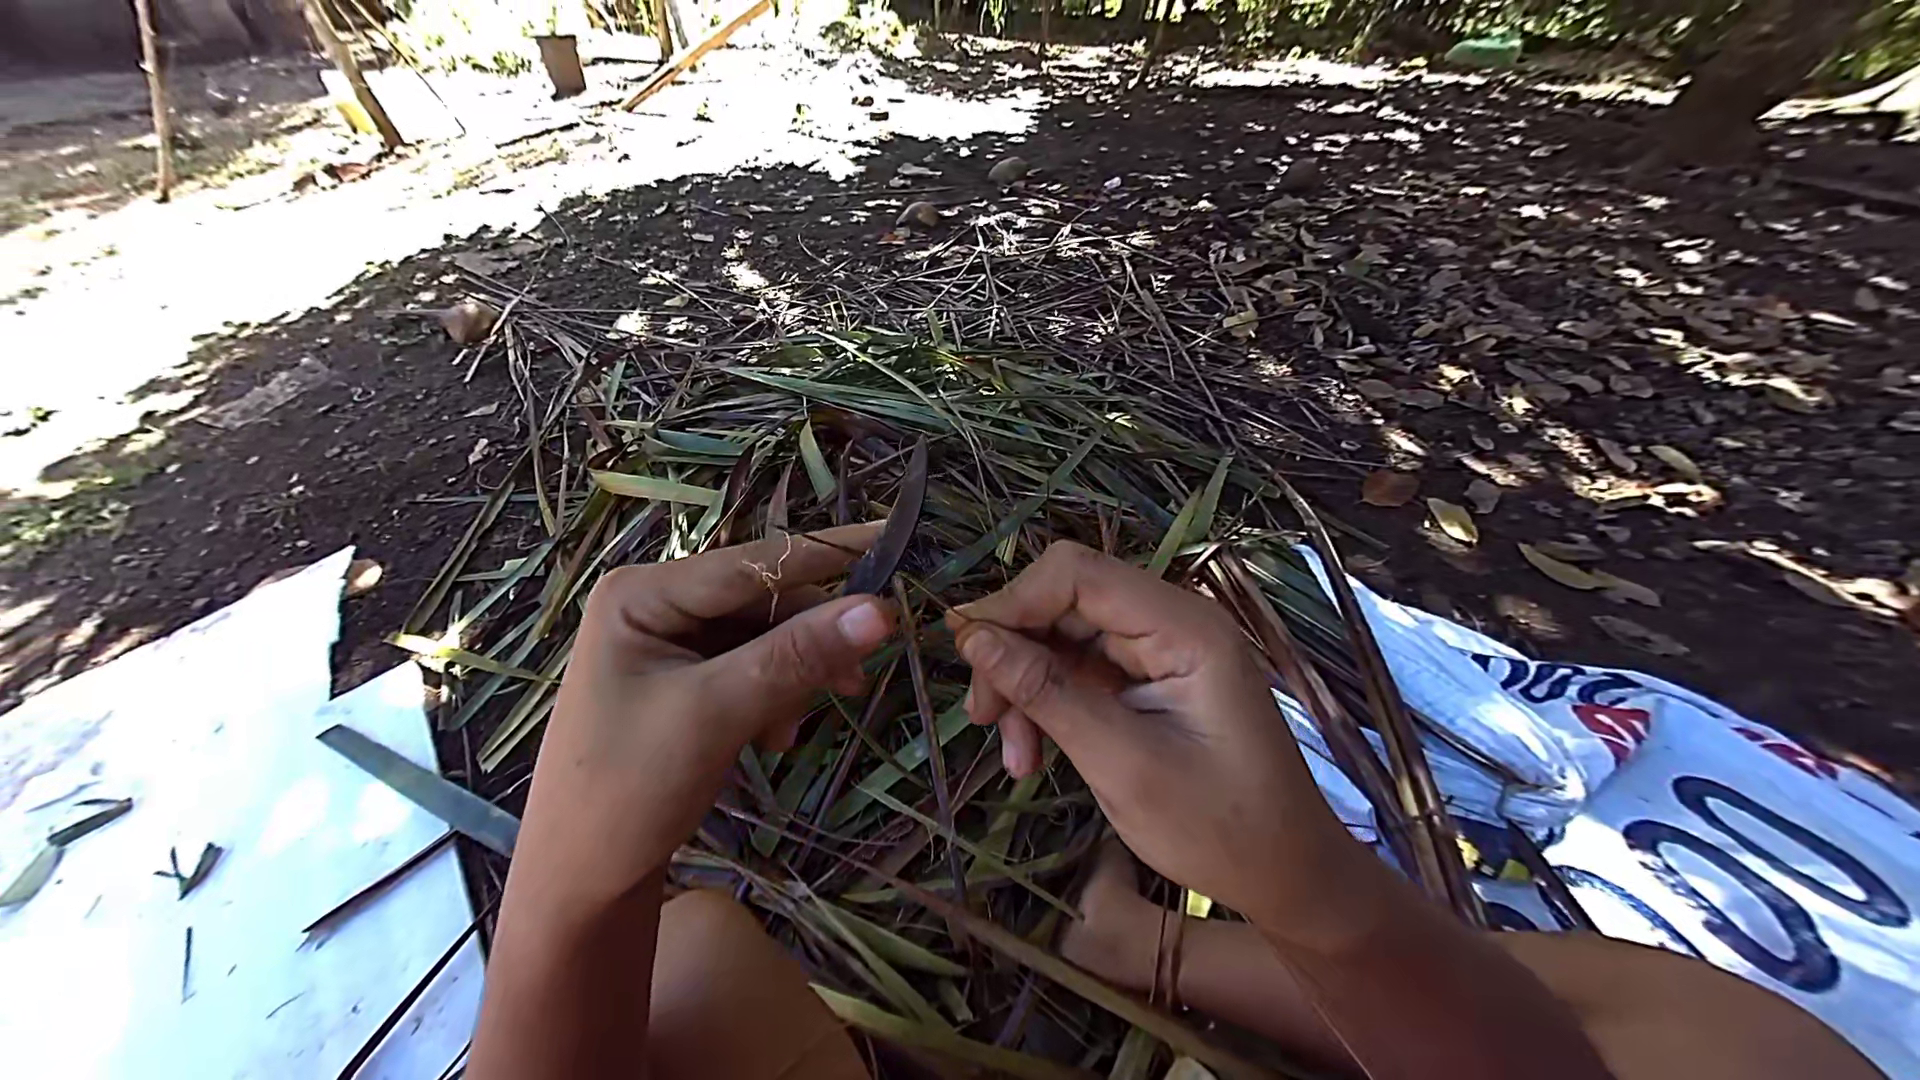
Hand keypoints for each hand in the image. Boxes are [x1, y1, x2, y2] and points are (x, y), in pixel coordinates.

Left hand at [515, 523, 896, 911]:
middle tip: (855, 682)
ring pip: (769, 636)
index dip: (828, 552)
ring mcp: (674, 640)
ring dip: (795, 677)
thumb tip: (881, 609)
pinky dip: (778, 695)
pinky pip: (757, 665)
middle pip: (766, 601)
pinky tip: (773, 735)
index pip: (755, 562)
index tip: (891, 537)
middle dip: (809, 642)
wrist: (582, 881)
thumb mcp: (717, 713)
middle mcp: (660, 603)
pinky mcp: (691, 674)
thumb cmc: (627, 790)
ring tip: (790, 729)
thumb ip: (798, 655)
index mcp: (645, 593)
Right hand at [948, 542, 1380, 937]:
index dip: (1014, 600)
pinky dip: (1045, 705)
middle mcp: (1167, 621)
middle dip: (1014, 652)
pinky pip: (1075, 670)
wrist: (1284, 875)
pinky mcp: (1141, 677)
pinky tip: (1031, 752)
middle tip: (982, 713)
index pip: (1078, 573)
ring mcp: (1154, 649)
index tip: (965, 645)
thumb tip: (972, 638)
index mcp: (1182, 625)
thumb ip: (1046, 693)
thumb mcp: (1122, 763)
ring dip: (1024, 686)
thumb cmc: (1220, 828)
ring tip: (1012, 752)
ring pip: (1060, 638)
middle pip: (1062, 602)